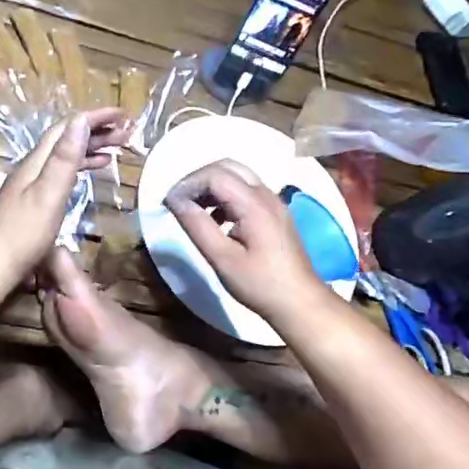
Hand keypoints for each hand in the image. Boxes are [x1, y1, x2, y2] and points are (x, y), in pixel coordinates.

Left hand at [0, 108, 127, 284]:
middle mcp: (34, 167)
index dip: (95, 118)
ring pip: (66, 155)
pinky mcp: (36, 200)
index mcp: (37, 162)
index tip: (123, 115)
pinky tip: (92, 171)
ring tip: (117, 149)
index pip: (67, 128)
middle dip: (97, 131)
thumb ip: (65, 158)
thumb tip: (80, 120)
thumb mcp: (49, 193)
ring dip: (92, 147)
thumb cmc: (24, 233)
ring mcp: (33, 183)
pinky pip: (64, 172)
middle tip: (127, 132)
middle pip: (67, 139)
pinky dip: (82, 166)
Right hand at [163, 159, 328, 321]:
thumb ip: (197, 226)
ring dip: (212, 187)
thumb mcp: (222, 259)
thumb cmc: (259, 284)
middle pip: (227, 167)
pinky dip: (226, 196)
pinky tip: (215, 221)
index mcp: (254, 204)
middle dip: (199, 179)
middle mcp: (266, 194)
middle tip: (179, 201)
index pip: (215, 175)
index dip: (188, 184)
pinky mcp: (275, 213)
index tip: (169, 204)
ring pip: (238, 176)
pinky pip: (246, 191)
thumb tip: (176, 202)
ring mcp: (274, 202)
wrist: (299, 302)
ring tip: (193, 210)